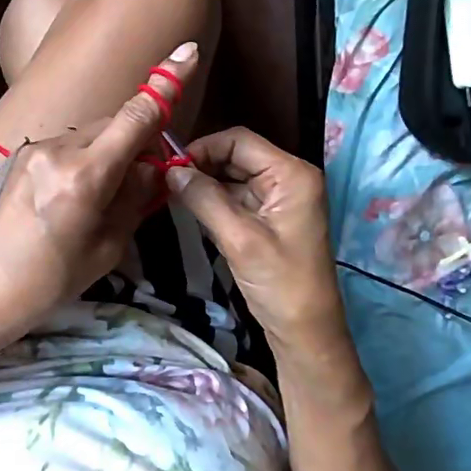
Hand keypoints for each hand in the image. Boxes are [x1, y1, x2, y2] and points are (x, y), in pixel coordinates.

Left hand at [0, 43, 200, 349]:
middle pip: (112, 125)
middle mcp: (57, 150)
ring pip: (88, 136)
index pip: (135, 118)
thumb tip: (151, 168)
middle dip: (135, 142)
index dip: (165, 86)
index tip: (187, 53)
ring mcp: (33, 149)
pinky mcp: (19, 156)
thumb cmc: (49, 279)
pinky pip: (65, 147)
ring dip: (106, 153)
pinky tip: (72, 196)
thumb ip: (133, 198)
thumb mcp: (106, 247)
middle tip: (141, 180)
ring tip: (99, 198)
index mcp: (84, 175)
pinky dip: (82, 161)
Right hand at [163, 128, 347, 347]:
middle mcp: (288, 178)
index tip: (170, 168)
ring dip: (204, 184)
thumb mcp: (238, 238)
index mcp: (291, 174)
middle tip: (166, 183)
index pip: (239, 141)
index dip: (203, 149)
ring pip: (232, 177)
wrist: (304, 329)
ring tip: (172, 195)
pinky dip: (213, 201)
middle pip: (236, 156)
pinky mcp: (268, 218)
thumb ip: (204, 199)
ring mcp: (279, 198)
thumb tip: (170, 170)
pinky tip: (190, 210)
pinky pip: (235, 197)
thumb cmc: (279, 282)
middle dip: (201, 166)